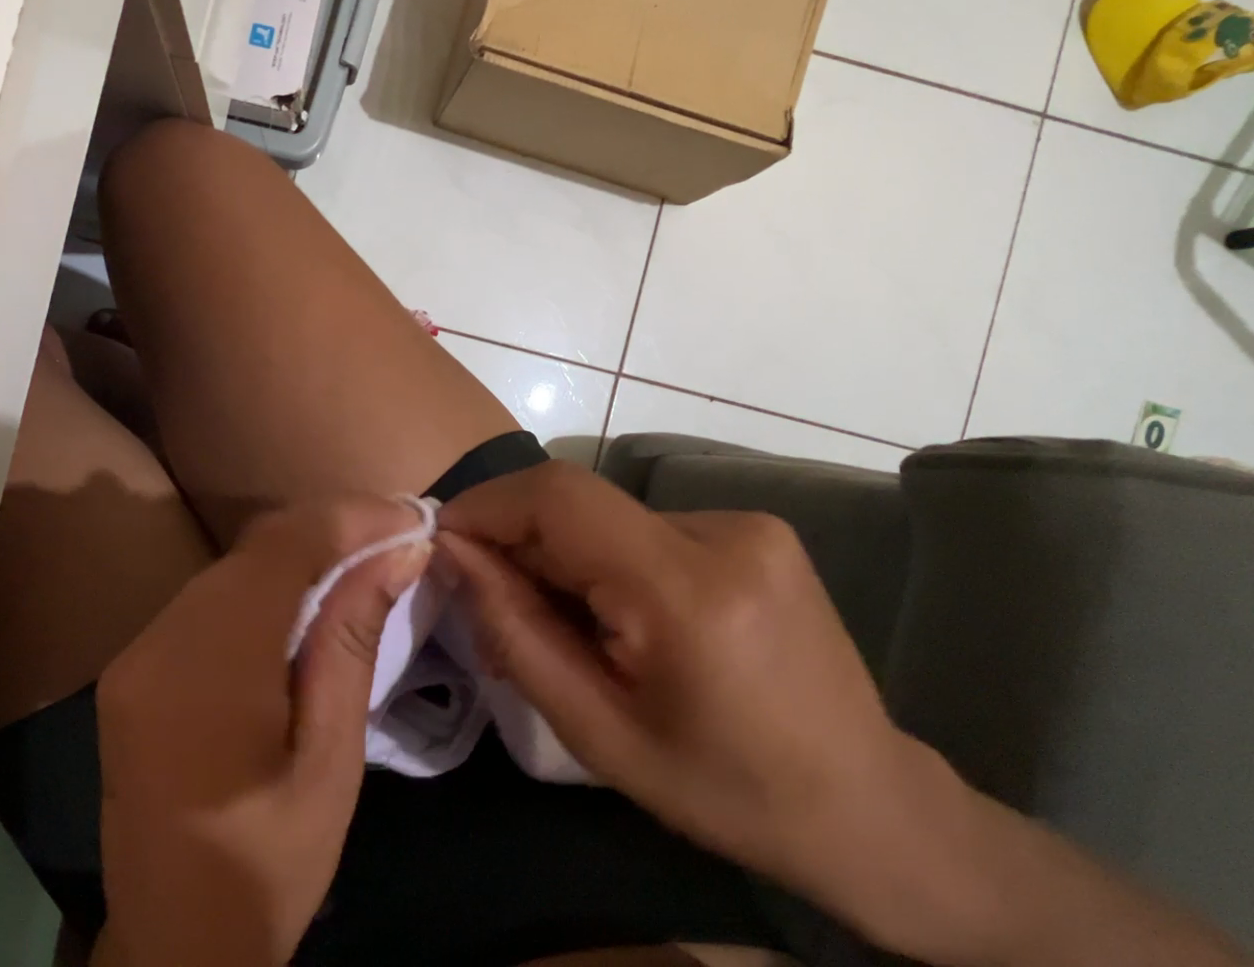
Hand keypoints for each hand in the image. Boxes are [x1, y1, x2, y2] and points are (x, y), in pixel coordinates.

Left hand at [92, 497, 430, 966]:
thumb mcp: (331, 761)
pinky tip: (301, 607)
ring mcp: (133, 657)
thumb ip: (351, 643)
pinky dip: (258, 591)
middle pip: (249, 552)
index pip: (280, 549)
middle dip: (327, 532)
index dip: (347, 518)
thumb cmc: (269, 865)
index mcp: (205, 673)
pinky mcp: (130, 671)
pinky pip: (203, 605)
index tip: (409, 518)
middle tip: (395, 540)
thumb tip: (396, 553)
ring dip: (294, 558)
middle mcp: (155, 646)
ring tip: (360, 566)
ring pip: (226, 572)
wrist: (174, 939)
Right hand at [435, 463, 938, 942]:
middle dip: (518, 547)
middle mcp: (725, 532)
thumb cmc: (721, 788)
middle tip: (489, 613)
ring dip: (562, 561)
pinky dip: (606, 564)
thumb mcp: (595, 730)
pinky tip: (614, 621)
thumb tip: (454, 552)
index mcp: (688, 590)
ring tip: (559, 633)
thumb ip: (515, 631)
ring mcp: (750, 525)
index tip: (440, 543)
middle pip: (580, 506)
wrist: (865, 805)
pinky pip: (645, 531)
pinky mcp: (756, 531)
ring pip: (608, 520)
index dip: (487, 505)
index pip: (560, 499)